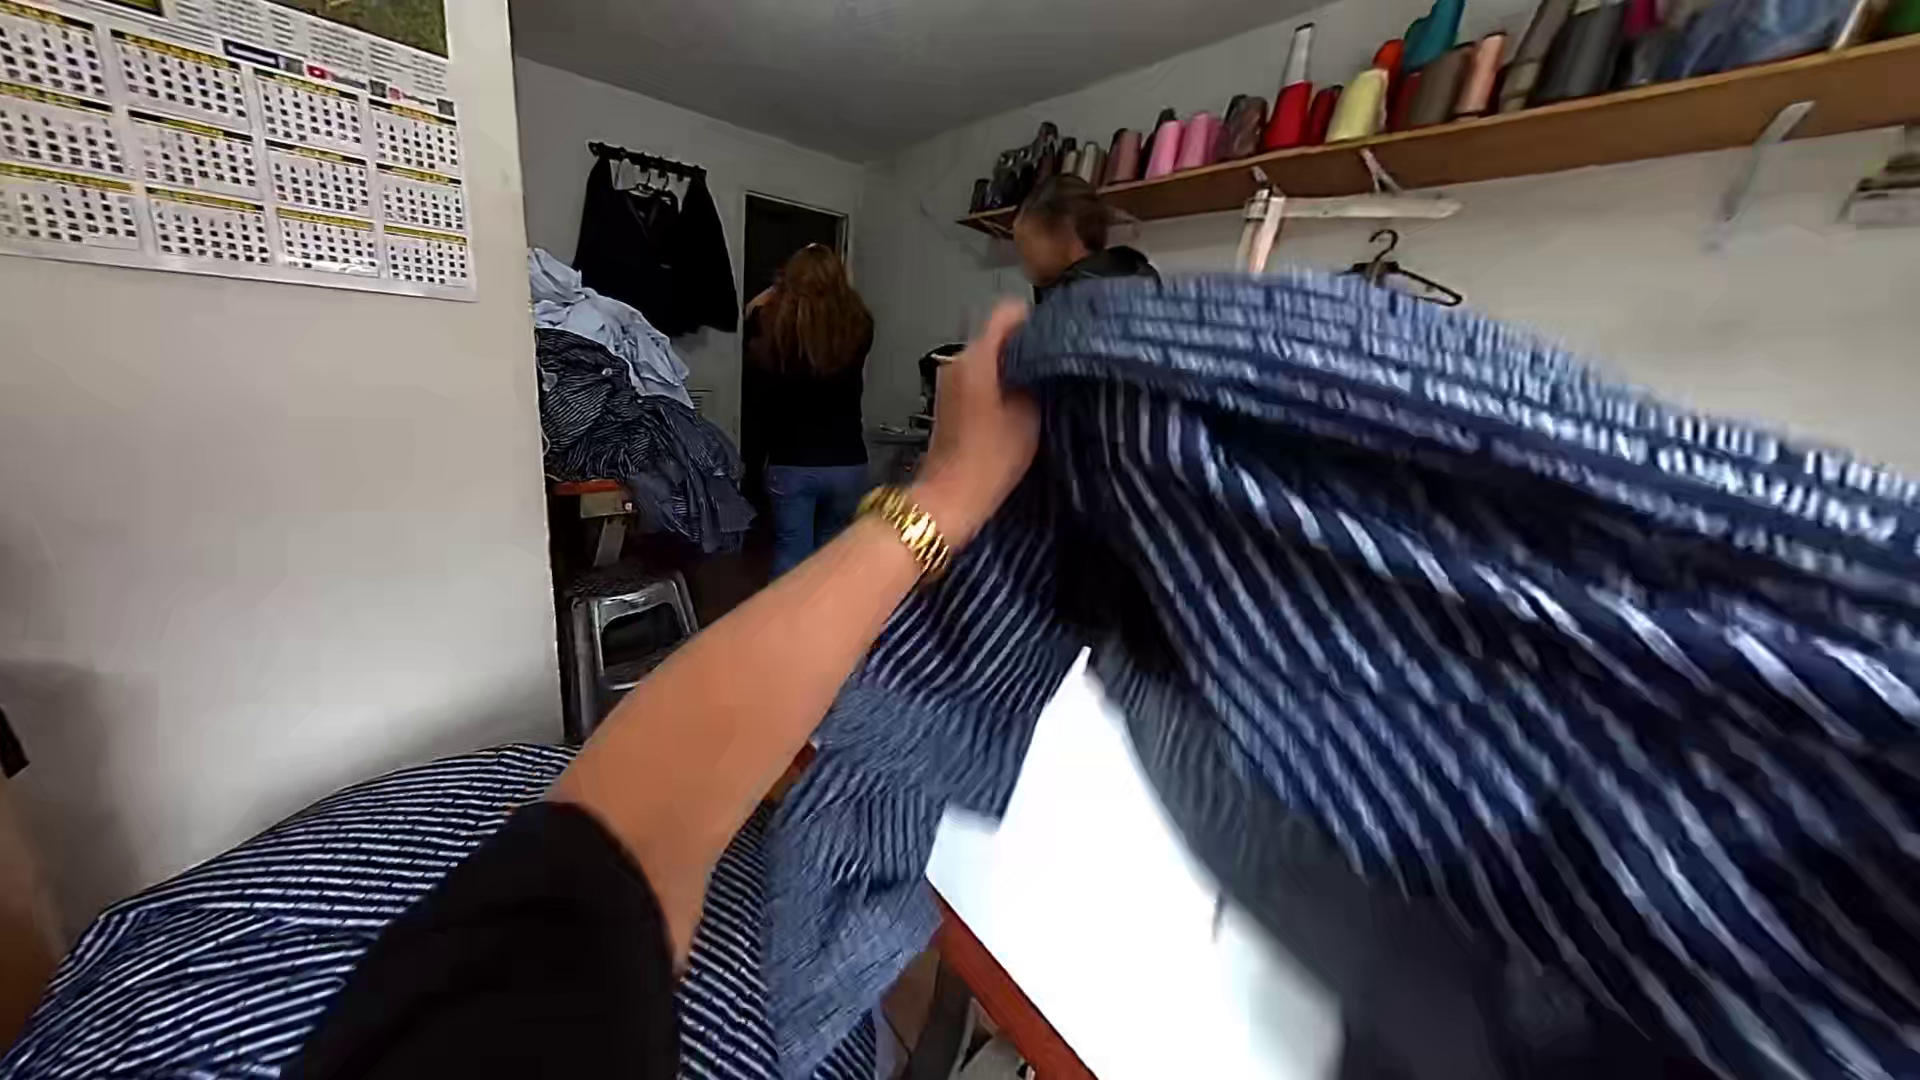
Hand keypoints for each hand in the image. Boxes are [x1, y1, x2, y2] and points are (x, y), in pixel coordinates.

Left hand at [911, 302, 1037, 545]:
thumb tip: (1047, 358)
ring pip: (988, 358)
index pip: (1007, 313)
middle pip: (997, 336)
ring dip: (1012, 368)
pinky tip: (1016, 406)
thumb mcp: (1029, 415)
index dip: (1035, 321)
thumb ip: (1039, 377)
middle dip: (1025, 347)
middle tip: (1054, 365)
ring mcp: (949, 382)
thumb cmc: (991, 458)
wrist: (952, 497)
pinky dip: (997, 384)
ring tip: (1038, 389)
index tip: (1057, 336)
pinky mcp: (949, 402)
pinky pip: (978, 378)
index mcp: (975, 357)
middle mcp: (956, 361)